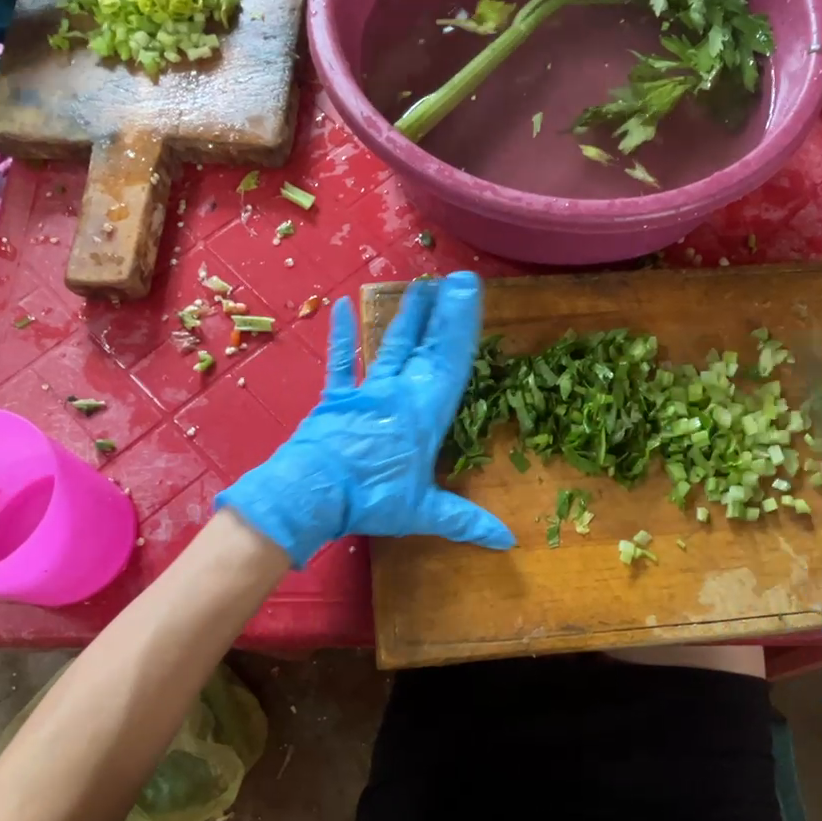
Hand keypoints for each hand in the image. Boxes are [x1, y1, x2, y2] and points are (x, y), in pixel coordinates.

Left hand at [217, 273, 514, 567]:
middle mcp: (400, 393)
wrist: (312, 493)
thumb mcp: (424, 512)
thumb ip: (466, 520)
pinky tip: (341, 307)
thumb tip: (509, 541)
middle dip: (445, 313)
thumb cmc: (372, 498)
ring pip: (392, 347)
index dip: (463, 326)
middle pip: (427, 347)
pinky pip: (341, 362)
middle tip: (457, 279)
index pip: (451, 361)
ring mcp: (367, 392)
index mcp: (426, 414)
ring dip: (408, 318)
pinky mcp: (337, 398)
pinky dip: (342, 337)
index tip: (472, 293)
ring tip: (421, 286)